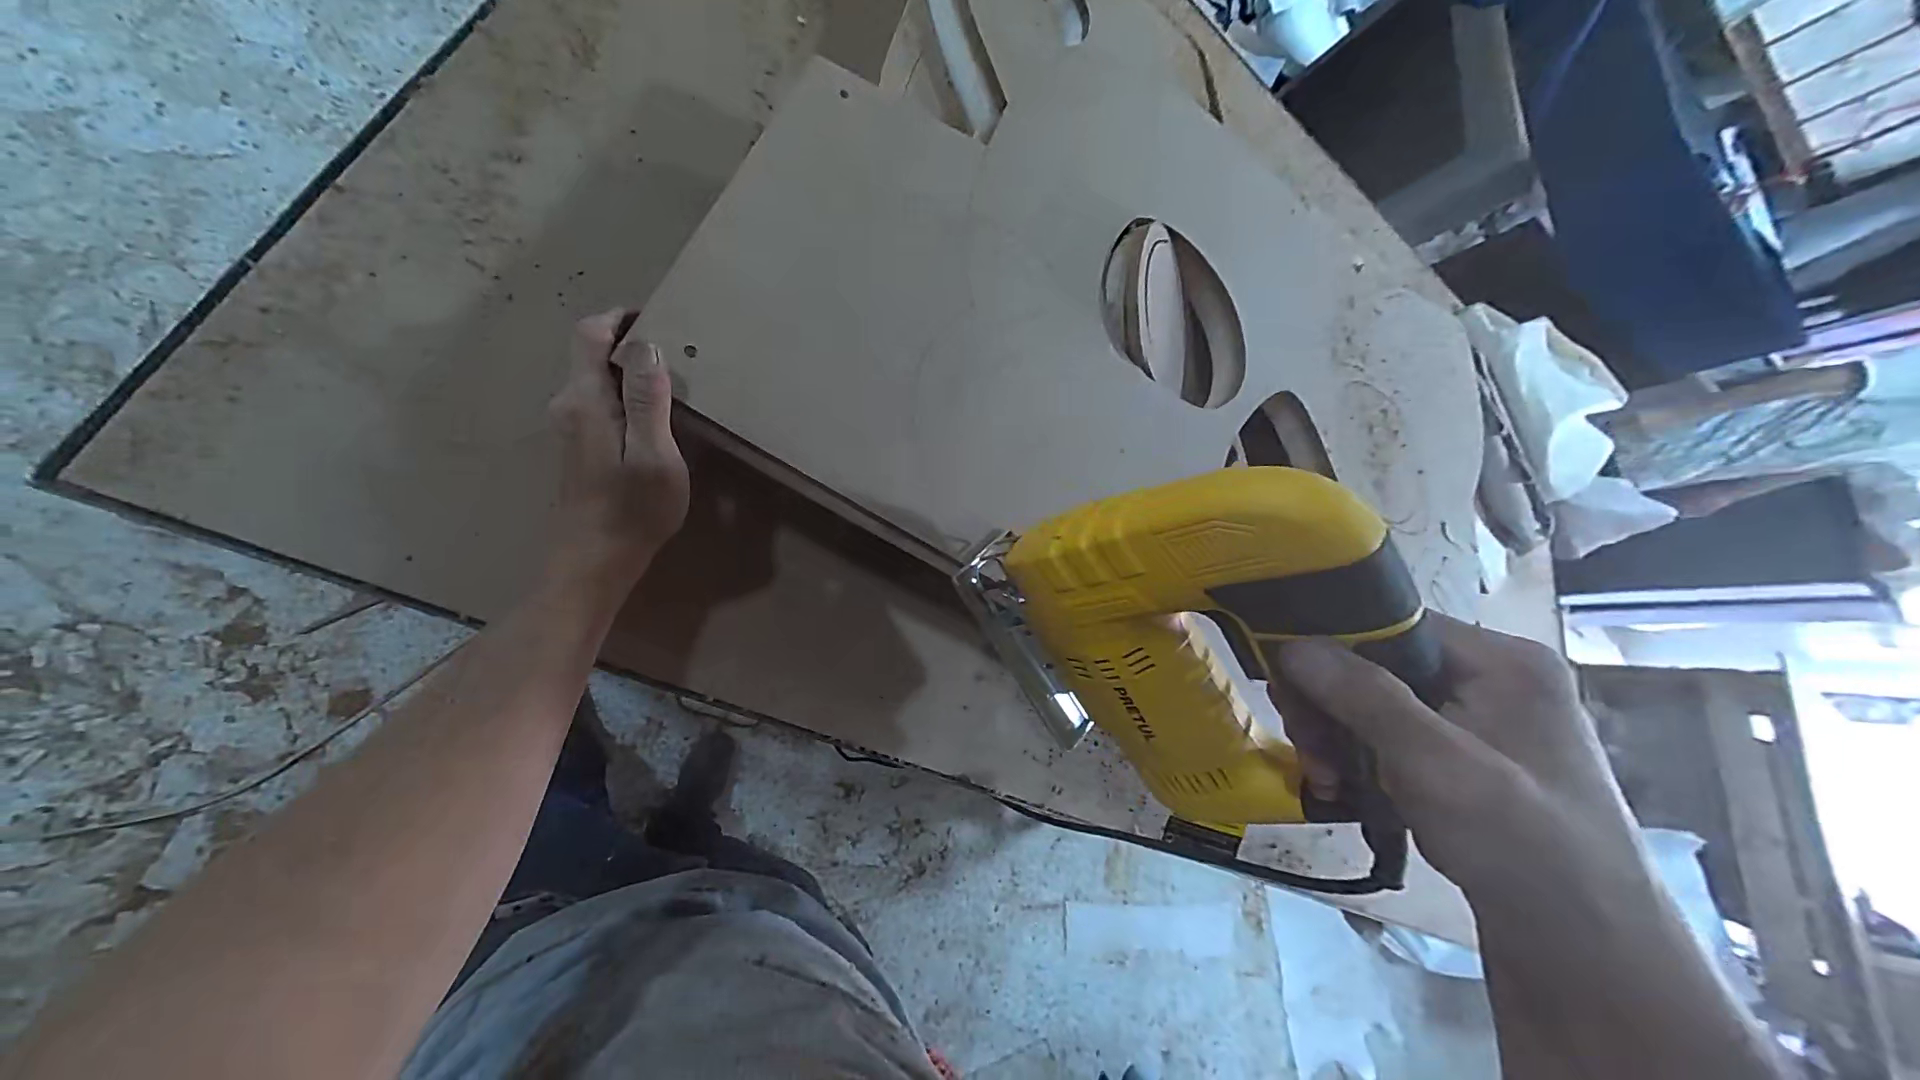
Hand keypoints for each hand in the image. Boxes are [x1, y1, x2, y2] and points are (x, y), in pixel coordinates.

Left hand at [544, 309, 689, 589]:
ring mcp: (571, 428)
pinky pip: (601, 403)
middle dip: (630, 342)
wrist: (593, 561)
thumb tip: (645, 345)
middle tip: (677, 350)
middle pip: (591, 354)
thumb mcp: (654, 454)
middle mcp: (569, 406)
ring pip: (597, 380)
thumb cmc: (632, 510)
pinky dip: (625, 395)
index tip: (659, 318)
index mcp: (586, 400)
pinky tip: (653, 416)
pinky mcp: (580, 448)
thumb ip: (645, 399)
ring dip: (629, 371)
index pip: (590, 334)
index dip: (620, 317)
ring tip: (671, 381)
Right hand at [1272, 614, 1642, 899]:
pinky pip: (1388, 736)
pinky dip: (1356, 758)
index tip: (1287, 688)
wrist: (1586, 954)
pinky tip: (1338, 787)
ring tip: (1321, 776)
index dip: (1331, 648)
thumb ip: (1364, 697)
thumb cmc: (1520, 845)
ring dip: (1335, 735)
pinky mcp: (1462, 759)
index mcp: (1502, 661)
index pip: (1391, 623)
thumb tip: (1293, 645)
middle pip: (1376, 664)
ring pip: (1374, 702)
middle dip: (1328, 703)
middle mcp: (1489, 679)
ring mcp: (1477, 721)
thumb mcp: (1436, 765)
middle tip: (1305, 744)